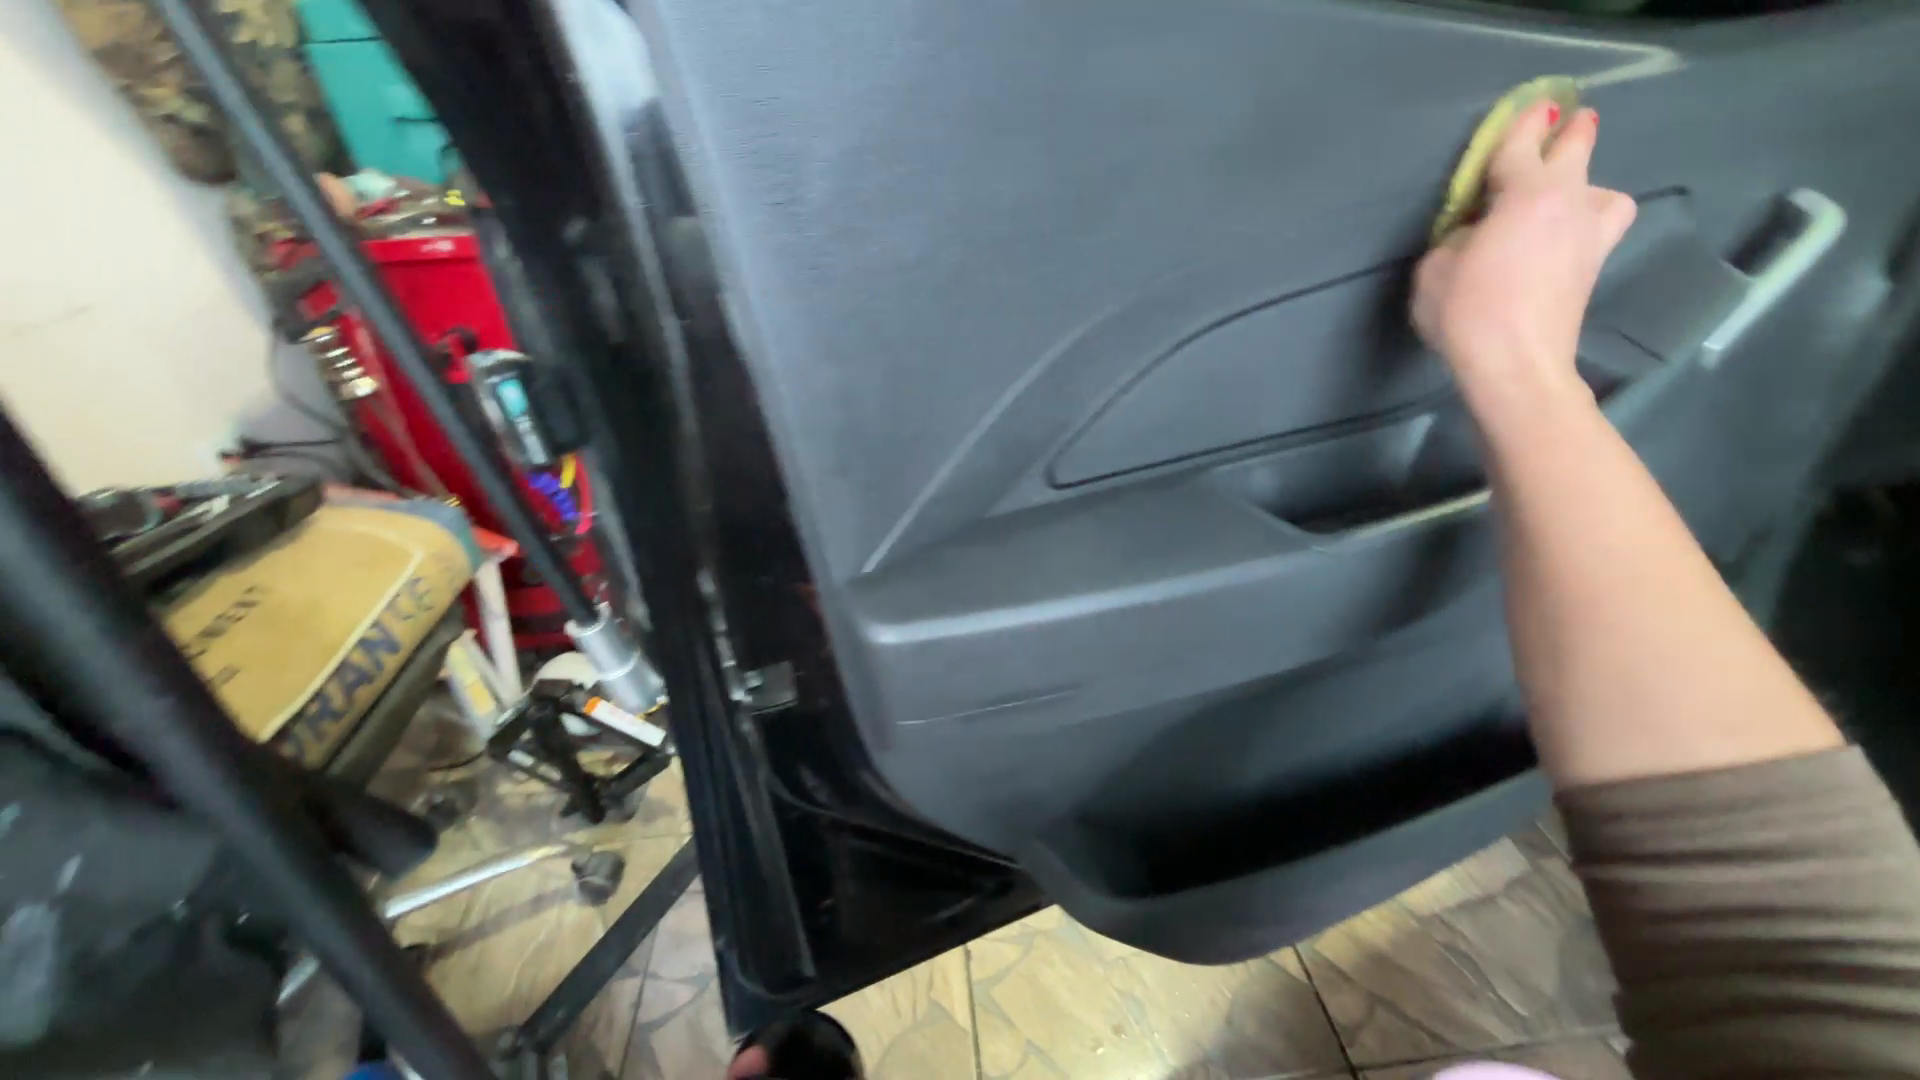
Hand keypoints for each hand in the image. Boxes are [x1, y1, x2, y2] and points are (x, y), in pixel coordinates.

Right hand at [1411, 105, 1636, 409]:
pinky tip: (1563, 237)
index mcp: (1525, 195)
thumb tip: (1474, 234)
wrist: (1516, 365)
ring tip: (1564, 197)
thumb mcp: (1435, 271)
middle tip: (1564, 125)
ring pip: (1601, 190)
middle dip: (1569, 134)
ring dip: (1585, 186)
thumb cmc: (1468, 314)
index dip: (1522, 124)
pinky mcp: (1593, 266)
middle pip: (1578, 152)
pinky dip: (1586, 221)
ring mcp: (1589, 235)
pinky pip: (1598, 225)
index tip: (1532, 105)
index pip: (1522, 146)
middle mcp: (1568, 203)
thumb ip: (1455, 240)